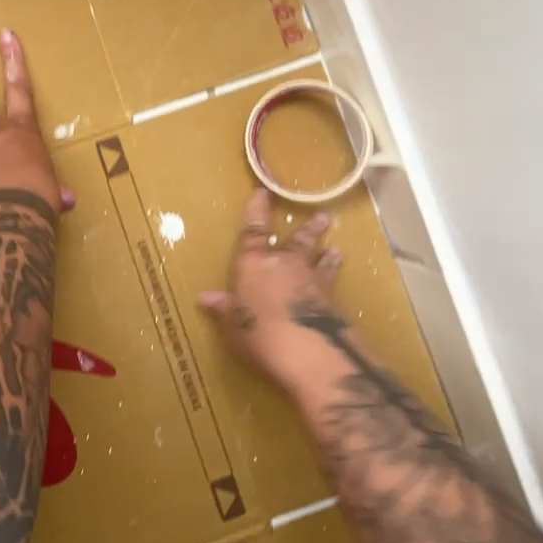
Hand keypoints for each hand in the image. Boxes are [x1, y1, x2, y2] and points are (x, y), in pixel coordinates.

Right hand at [197, 189, 345, 389]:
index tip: (263, 191)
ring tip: (335, 248)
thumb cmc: (259, 334)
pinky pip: (332, 282)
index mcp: (254, 264)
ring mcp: (311, 279)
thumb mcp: (234, 325)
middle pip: (297, 240)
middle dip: (308, 228)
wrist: (309, 351)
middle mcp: (283, 263)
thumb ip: (224, 309)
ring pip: (319, 259)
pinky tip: (337, 284)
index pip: (253, 231)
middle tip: (322, 216)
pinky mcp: (332, 299)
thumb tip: (205, 298)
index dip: (257, 210)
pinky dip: (334, 278)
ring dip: (326, 253)